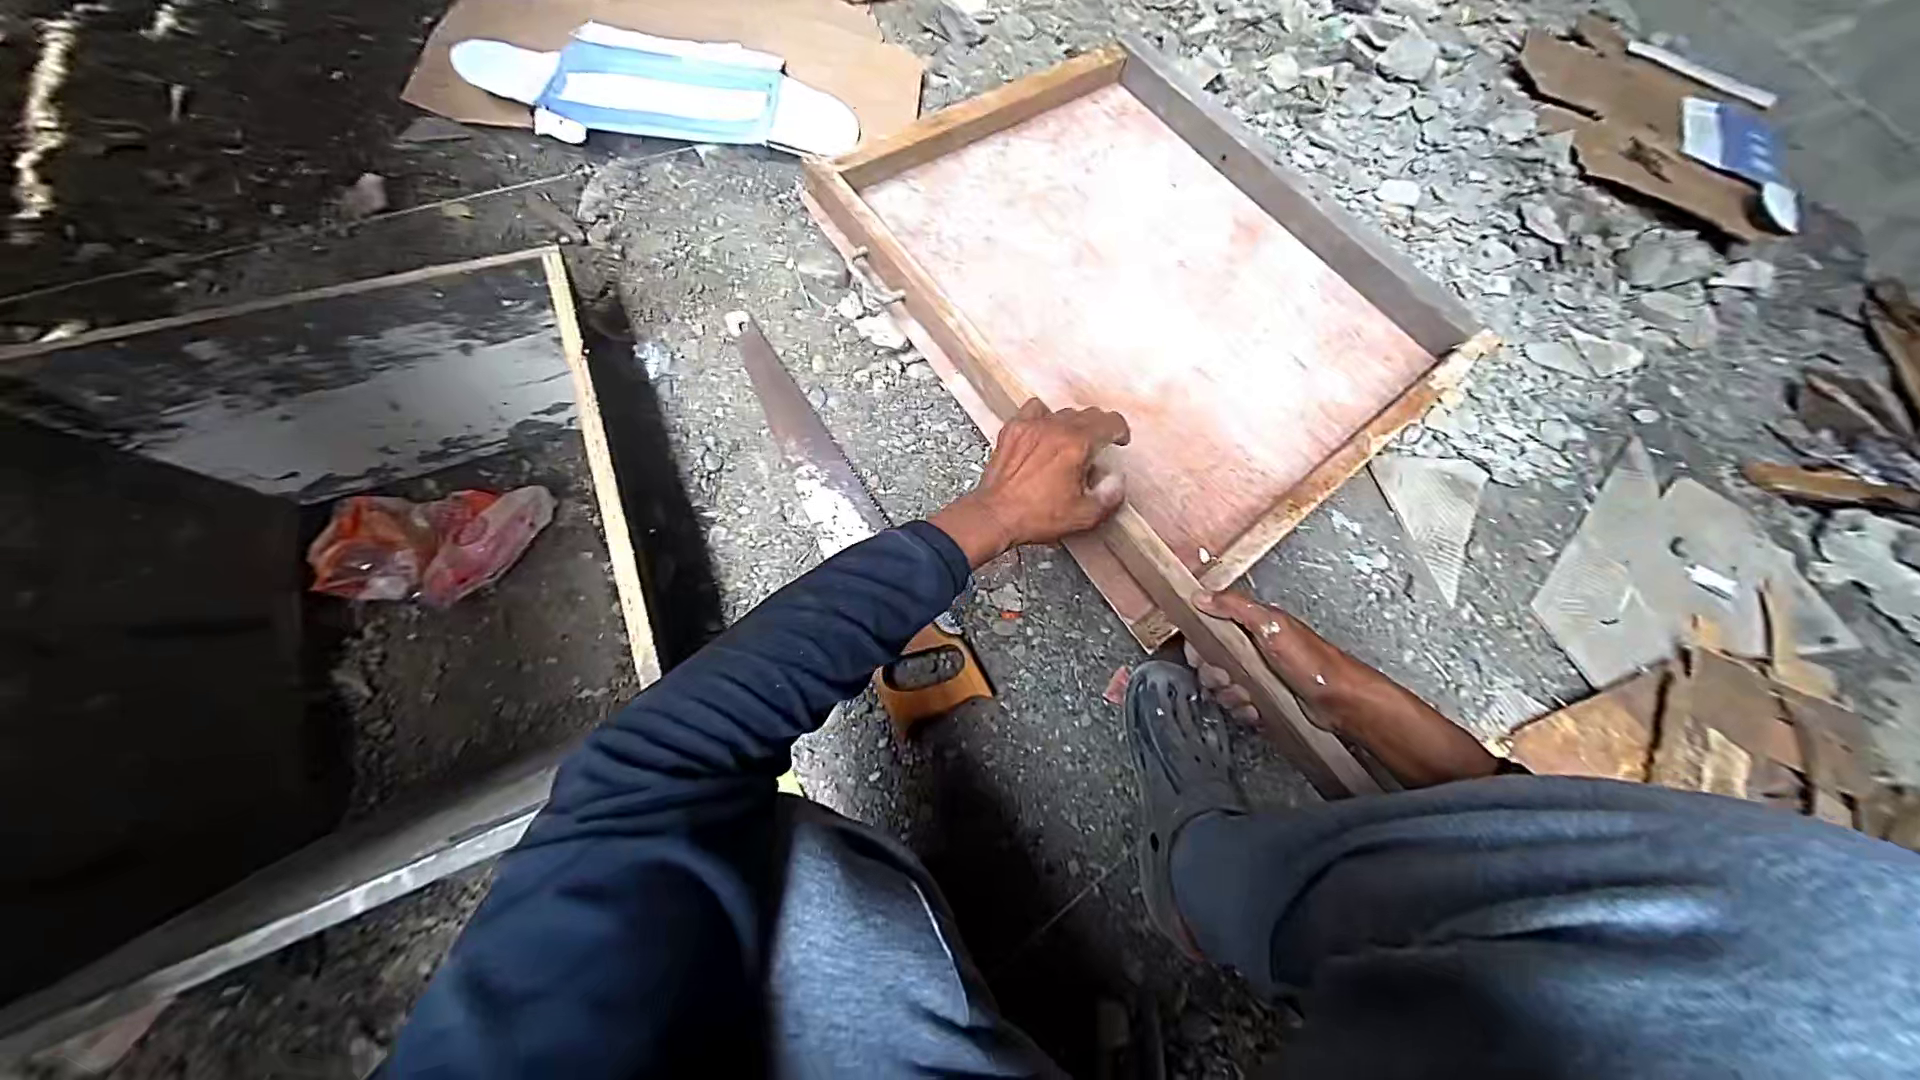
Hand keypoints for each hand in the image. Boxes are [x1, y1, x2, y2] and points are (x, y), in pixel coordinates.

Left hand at [931, 399, 1130, 567]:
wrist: (995, 516)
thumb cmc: (1035, 516)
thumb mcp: (1083, 516)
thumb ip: (1109, 495)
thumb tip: (1116, 480)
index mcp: (1076, 445)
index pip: (1109, 422)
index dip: (1119, 431)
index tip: (1119, 440)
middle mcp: (1054, 428)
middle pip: (1087, 414)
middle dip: (1098, 429)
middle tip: (1098, 447)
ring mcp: (1031, 426)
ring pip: (1063, 411)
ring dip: (1073, 423)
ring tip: (1072, 442)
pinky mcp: (1013, 430)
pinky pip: (1034, 410)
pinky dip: (1044, 417)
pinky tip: (1044, 431)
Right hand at [1187, 588, 1501, 787]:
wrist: (1343, 702)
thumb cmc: (1315, 663)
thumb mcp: (1272, 625)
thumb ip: (1234, 606)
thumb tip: (1201, 597)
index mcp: (1250, 625)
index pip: (1206, 631)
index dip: (1199, 647)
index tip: (1205, 656)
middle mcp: (1251, 649)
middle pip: (1208, 663)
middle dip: (1215, 675)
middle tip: (1231, 678)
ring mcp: (1256, 675)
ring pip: (1220, 687)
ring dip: (1230, 695)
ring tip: (1249, 694)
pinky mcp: (1262, 698)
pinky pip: (1236, 706)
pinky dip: (1243, 710)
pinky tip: (1257, 708)